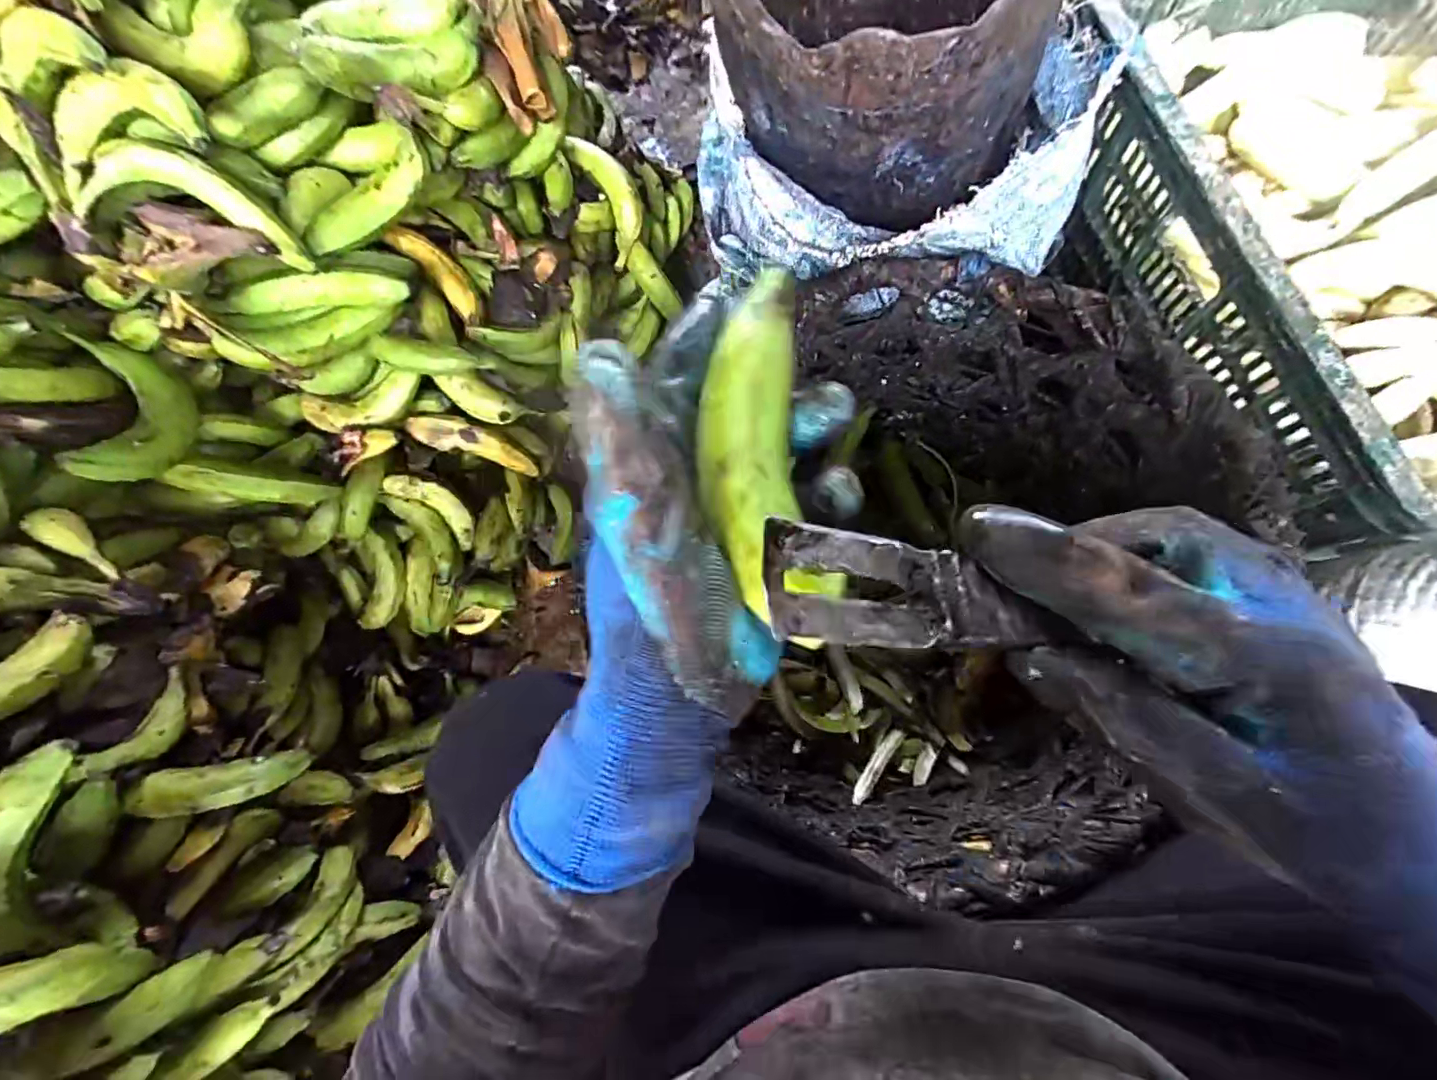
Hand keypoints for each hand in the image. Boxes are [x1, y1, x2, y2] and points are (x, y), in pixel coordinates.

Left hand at [510, 290, 851, 892]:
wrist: (681, 696)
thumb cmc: (646, 615)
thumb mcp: (632, 528)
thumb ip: (623, 447)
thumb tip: (600, 354)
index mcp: (651, 459)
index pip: (677, 375)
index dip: (709, 332)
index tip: (745, 289)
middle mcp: (693, 472)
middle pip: (741, 404)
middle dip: (778, 382)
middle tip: (808, 372)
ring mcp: (735, 505)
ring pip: (783, 445)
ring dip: (812, 430)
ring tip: (832, 425)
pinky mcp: (771, 540)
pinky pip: (808, 499)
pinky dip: (827, 489)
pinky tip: (836, 492)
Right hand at [958, 506, 1436, 1077]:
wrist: (1425, 842)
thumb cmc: (1318, 834)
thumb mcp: (1212, 796)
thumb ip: (1121, 717)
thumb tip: (1031, 656)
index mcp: (1272, 664)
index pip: (1134, 594)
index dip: (1047, 561)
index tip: (976, 532)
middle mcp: (1280, 602)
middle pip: (1153, 541)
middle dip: (1065, 546)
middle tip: (996, 564)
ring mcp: (1281, 586)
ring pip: (1164, 533)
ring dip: (1090, 548)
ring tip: (1037, 581)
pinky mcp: (1267, 588)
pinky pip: (1176, 548)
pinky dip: (1117, 556)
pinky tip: (1093, 590)